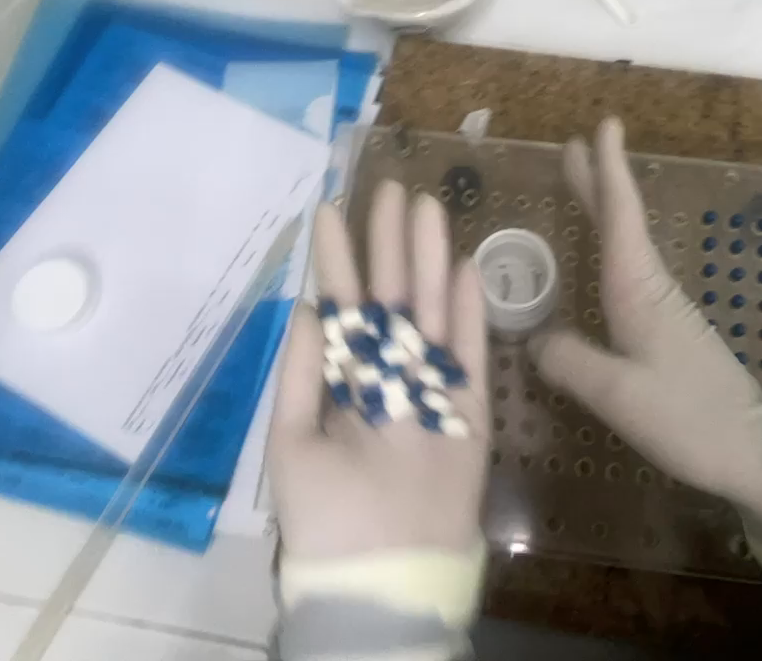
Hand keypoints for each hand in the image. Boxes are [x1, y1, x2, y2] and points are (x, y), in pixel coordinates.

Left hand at [268, 181, 490, 618]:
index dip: (336, 258)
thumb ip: (301, 375)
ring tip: (427, 207)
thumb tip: (308, 308)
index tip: (329, 209)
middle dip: (389, 243)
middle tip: (388, 188)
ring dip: (430, 258)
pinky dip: (469, 310)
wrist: (383, 573)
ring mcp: (431, 383)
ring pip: (431, 307)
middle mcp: (388, 370)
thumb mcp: (291, 445)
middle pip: (392, 293)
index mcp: (344, 378)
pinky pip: (469, 348)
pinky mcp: (469, 404)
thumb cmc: (327, 516)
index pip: (341, 304)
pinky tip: (464, 265)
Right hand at [530, 118, 761, 532]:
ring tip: (578, 180)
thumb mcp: (618, 395)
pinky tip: (598, 255)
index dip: (608, 170)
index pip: (621, 216)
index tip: (605, 126)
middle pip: (622, 219)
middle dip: (597, 179)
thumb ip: (569, 362)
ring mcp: (660, 306)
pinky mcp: (664, 328)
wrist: (753, 451)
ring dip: (601, 205)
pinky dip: (607, 242)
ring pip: (624, 241)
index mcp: (637, 290)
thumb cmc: (689, 418)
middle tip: (572, 145)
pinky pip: (626, 268)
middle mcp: (649, 287)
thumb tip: (534, 340)